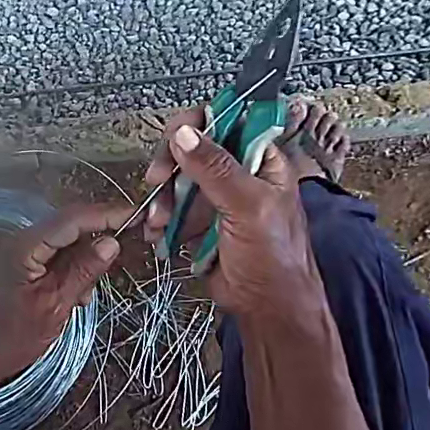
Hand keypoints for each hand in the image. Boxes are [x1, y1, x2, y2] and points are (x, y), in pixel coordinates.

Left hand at [0, 202, 126, 419]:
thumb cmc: (14, 336)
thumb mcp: (56, 306)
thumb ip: (83, 271)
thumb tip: (113, 242)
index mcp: (26, 247)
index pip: (73, 219)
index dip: (107, 214)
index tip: (138, 216)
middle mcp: (25, 239)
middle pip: (72, 222)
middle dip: (103, 231)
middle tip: (134, 240)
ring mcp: (28, 249)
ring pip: (71, 238)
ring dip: (89, 256)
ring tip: (90, 291)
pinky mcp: (32, 261)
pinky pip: (63, 253)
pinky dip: (78, 267)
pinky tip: (80, 295)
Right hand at [148, 118, 324, 319]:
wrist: (267, 309)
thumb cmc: (273, 257)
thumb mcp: (248, 207)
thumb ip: (216, 169)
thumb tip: (183, 133)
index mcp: (261, 159)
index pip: (228, 120)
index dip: (198, 122)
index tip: (174, 137)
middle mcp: (239, 172)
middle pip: (194, 148)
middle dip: (171, 165)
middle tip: (156, 180)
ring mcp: (218, 197)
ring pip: (178, 179)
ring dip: (163, 198)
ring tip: (159, 222)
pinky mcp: (200, 221)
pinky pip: (173, 208)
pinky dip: (161, 218)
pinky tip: (157, 233)